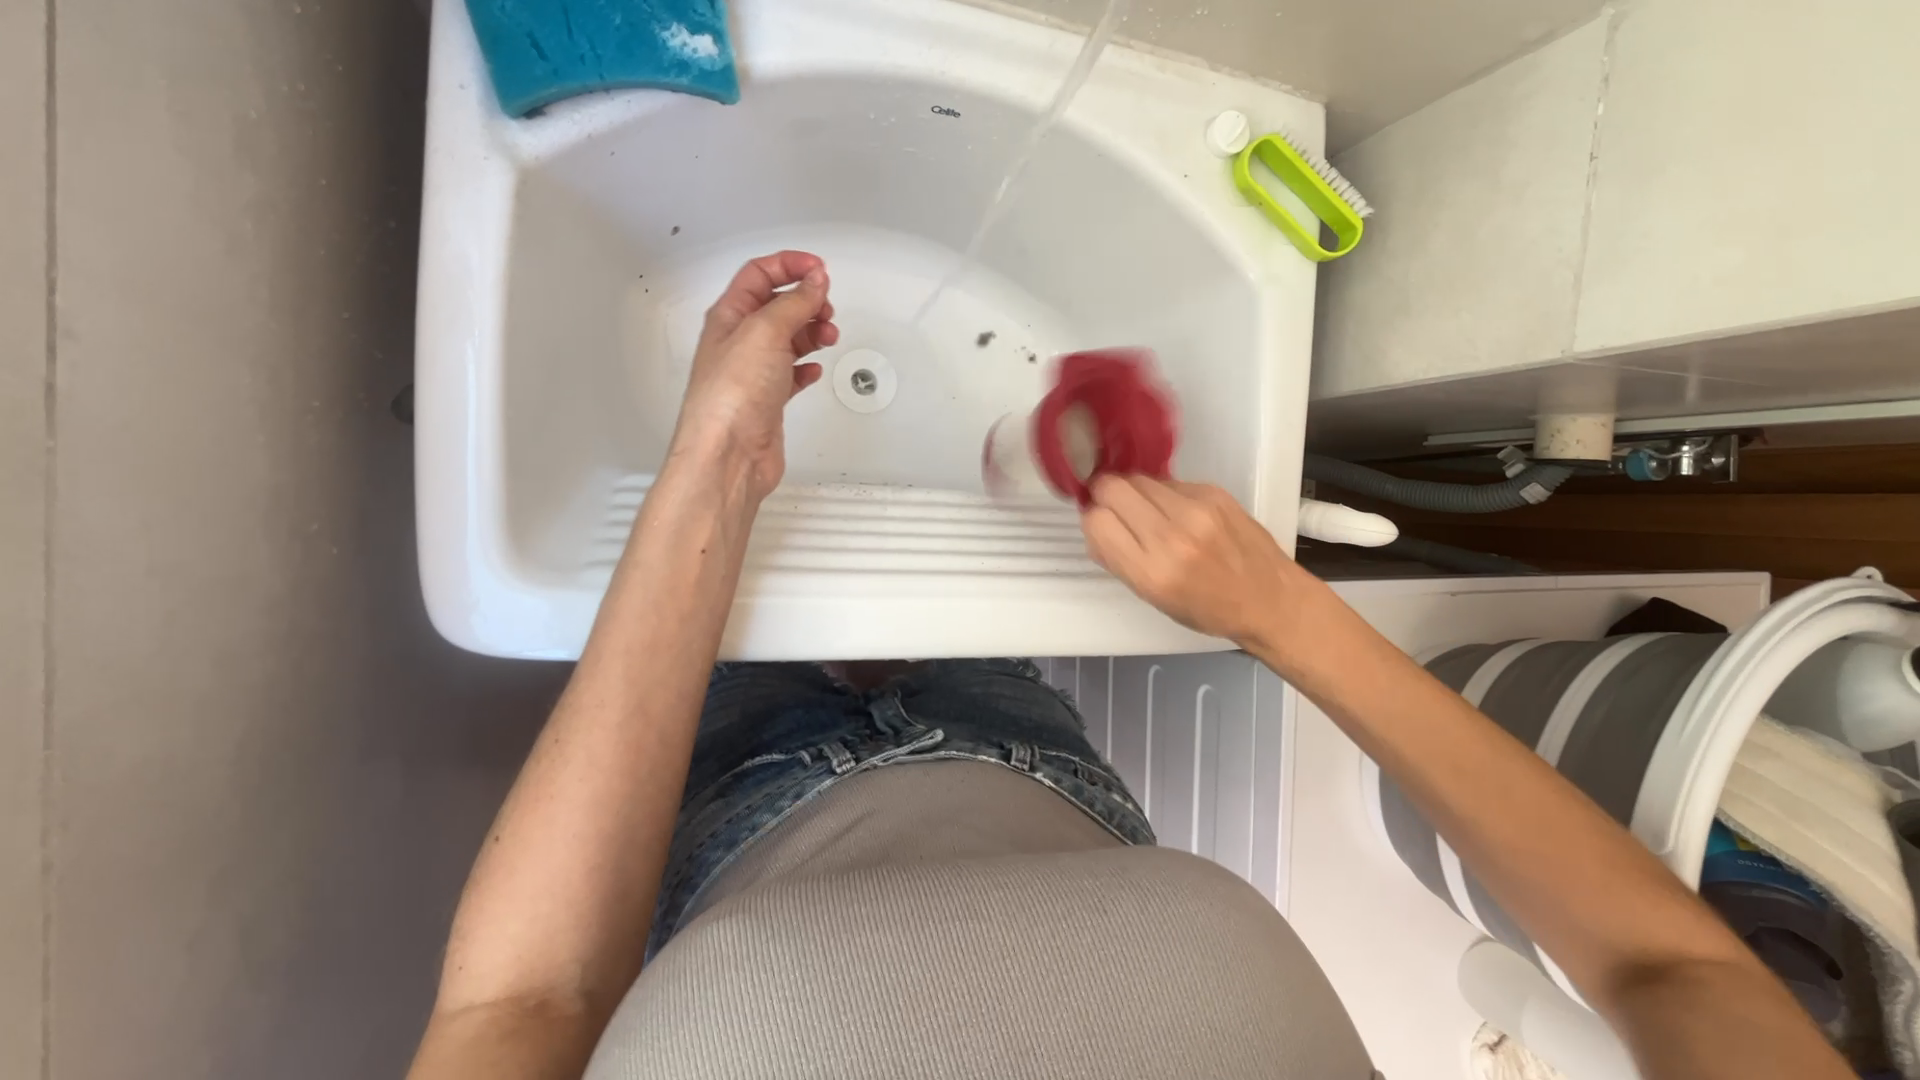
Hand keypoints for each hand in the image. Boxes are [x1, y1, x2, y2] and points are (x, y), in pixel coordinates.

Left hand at [670, 251, 839, 500]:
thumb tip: (814, 281)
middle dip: (806, 301)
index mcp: (729, 317)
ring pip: (787, 339)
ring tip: (828, 336)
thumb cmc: (730, 398)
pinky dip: (805, 367)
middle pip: (775, 306)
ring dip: (811, 333)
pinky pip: (790, 375)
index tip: (819, 269)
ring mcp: (752, 372)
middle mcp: (738, 342)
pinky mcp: (767, 401)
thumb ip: (794, 303)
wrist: (728, 454)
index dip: (789, 265)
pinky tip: (812, 369)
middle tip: (827, 307)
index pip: (758, 275)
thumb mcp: (765, 332)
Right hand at [1080, 474, 1299, 645]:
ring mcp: (1195, 509)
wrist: (1271, 599)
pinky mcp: (1214, 492)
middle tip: (1114, 508)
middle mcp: (1171, 536)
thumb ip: (1118, 559)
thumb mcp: (1152, 597)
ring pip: (1138, 478)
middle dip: (1105, 494)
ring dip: (1134, 492)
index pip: (1097, 521)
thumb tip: (1096, 525)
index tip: (1100, 525)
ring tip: (1148, 512)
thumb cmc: (1208, 609)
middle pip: (1112, 488)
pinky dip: (1163, 493)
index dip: (1092, 519)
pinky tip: (1178, 512)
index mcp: (1151, 572)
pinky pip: (1169, 482)